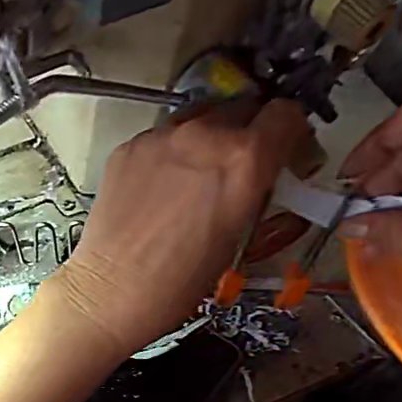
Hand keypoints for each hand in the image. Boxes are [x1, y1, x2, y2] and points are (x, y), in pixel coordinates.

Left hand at [48, 99, 311, 356]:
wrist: (111, 292)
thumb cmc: (178, 282)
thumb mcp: (237, 238)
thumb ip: (254, 191)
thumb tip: (258, 177)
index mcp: (245, 159)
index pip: (286, 114)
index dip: (290, 134)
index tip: (285, 153)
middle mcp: (204, 135)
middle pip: (242, 108)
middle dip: (249, 133)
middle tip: (239, 167)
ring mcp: (161, 137)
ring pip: (199, 117)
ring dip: (207, 137)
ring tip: (196, 175)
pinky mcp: (128, 147)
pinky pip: (161, 137)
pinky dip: (169, 153)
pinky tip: (158, 187)